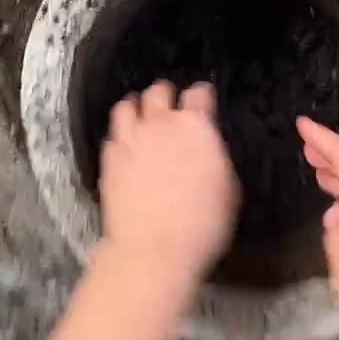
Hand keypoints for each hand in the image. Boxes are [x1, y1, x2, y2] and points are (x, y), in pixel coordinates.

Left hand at [99, 81, 239, 285]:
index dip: (203, 94)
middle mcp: (161, 123)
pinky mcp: (110, 156)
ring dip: (137, 106)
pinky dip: (120, 134)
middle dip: (166, 94)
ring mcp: (131, 137)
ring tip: (140, 113)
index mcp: (195, 126)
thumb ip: (216, 158)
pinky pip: (112, 133)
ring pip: (128, 104)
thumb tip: (209, 151)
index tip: (204, 99)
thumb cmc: (202, 224)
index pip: (199, 93)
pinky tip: (125, 142)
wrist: (154, 248)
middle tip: (170, 104)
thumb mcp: (228, 189)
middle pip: (159, 91)